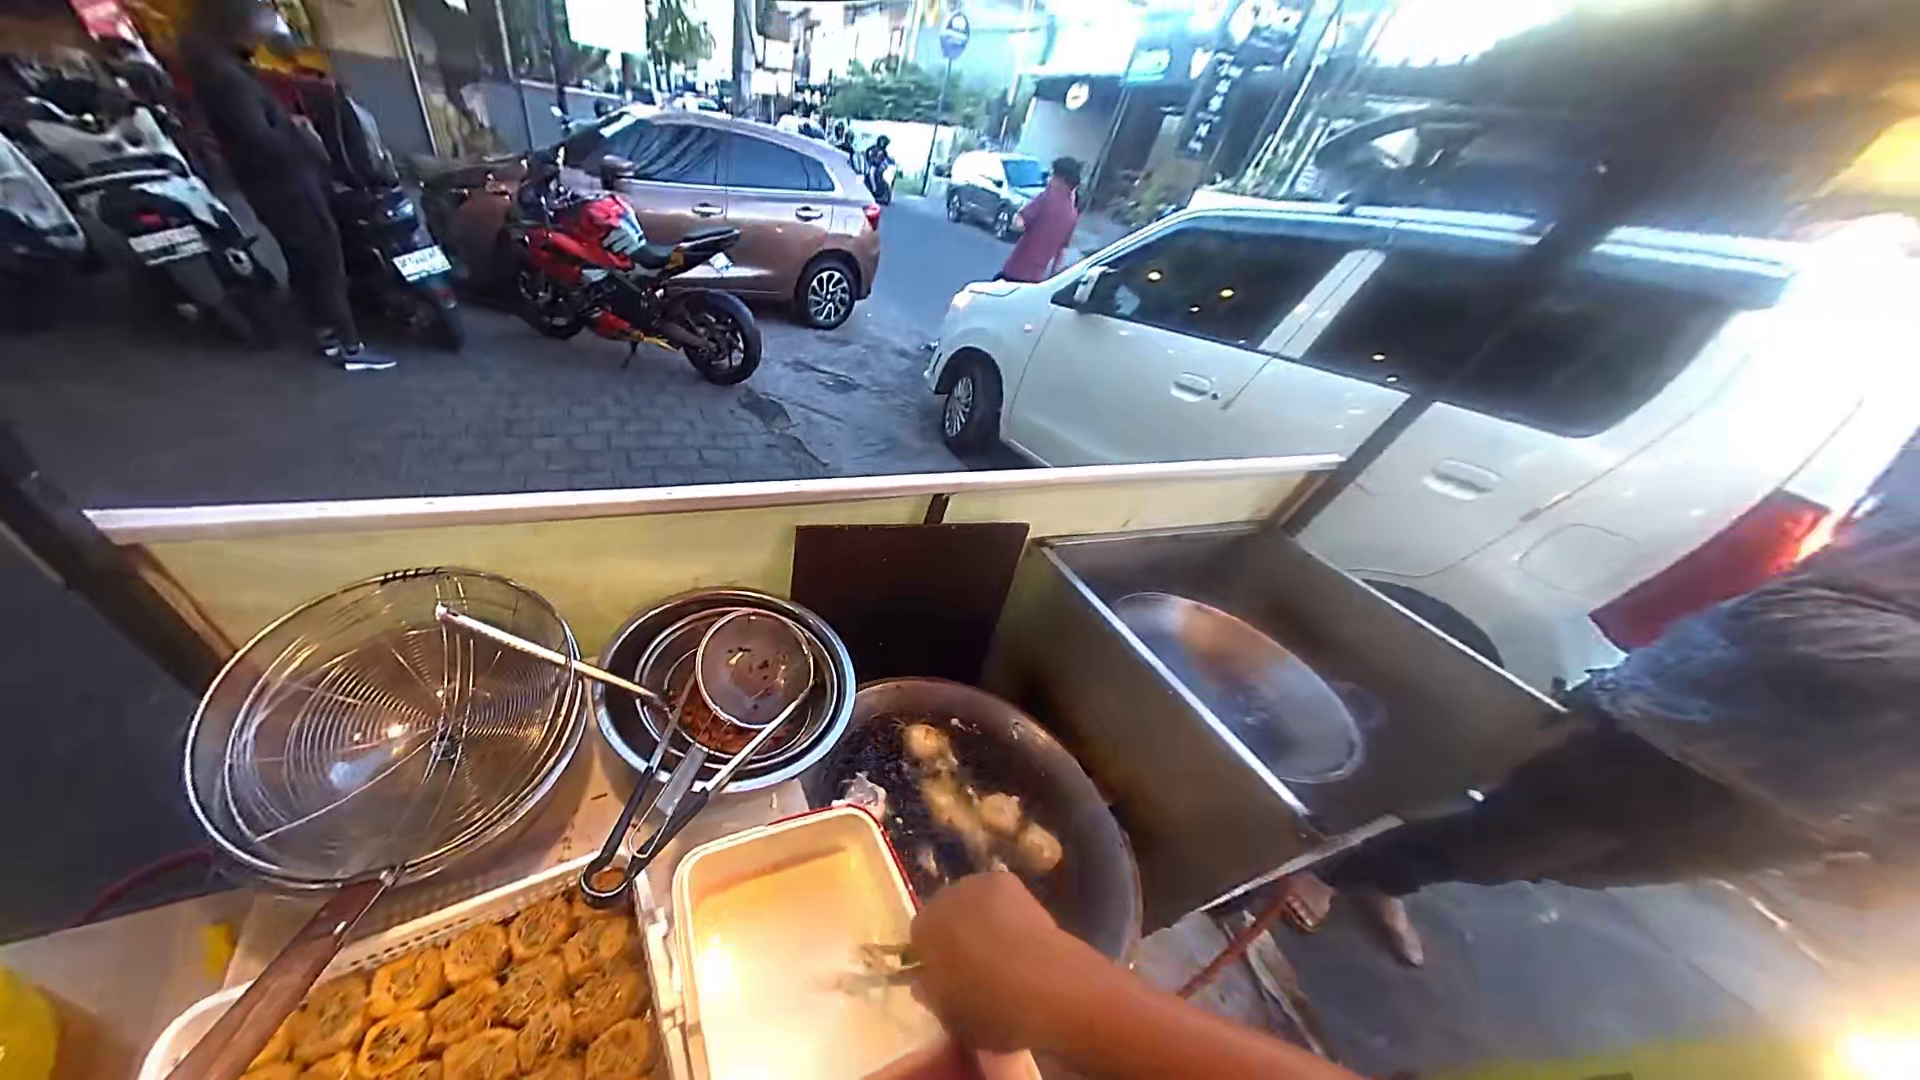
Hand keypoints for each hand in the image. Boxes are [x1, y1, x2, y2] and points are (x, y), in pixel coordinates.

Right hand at [910, 872, 1089, 1051]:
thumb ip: (932, 994)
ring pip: (970, 900)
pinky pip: (996, 895)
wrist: (1044, 981)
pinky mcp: (1008, 880)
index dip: (931, 956)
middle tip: (972, 961)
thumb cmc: (990, 1007)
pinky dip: (1002, 909)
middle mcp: (946, 896)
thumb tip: (925, 980)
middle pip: (944, 911)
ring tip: (999, 947)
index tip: (946, 975)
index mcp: (925, 928)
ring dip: (977, 917)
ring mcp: (978, 883)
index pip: (918, 936)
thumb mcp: (950, 1017)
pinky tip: (1017, 933)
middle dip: (953, 931)